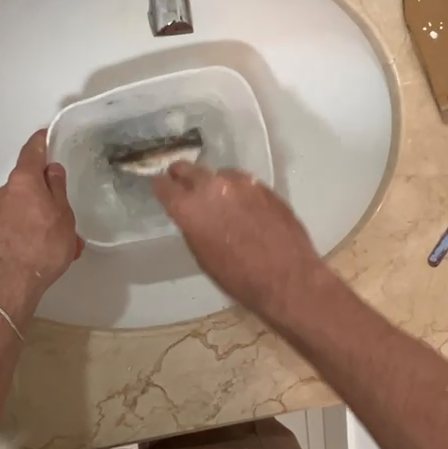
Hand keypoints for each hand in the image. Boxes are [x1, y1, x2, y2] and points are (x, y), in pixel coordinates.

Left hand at [0, 129, 82, 322]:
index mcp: (22, 181)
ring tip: (58, 239)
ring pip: (20, 207)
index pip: (31, 151)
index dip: (41, 141)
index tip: (47, 136)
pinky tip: (40, 249)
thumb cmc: (44, 246)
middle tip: (63, 210)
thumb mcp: (63, 215)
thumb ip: (57, 189)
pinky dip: (26, 230)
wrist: (13, 285)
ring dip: (36, 215)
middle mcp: (2, 192)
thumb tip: (51, 169)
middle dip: (43, 192)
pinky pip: (13, 225)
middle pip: (25, 183)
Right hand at [152, 160, 328, 319]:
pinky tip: (243, 207)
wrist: (286, 278)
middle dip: (183, 176)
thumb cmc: (238, 277)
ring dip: (214, 184)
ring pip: (219, 174)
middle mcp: (212, 187)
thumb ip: (193, 227)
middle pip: (189, 170)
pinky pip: (243, 183)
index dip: (161, 187)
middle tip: (182, 183)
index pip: (163, 186)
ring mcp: (242, 183)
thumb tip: (192, 216)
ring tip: (218, 199)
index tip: (161, 189)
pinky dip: (237, 191)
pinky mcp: (264, 187)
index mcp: (189, 207)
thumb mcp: (203, 256)